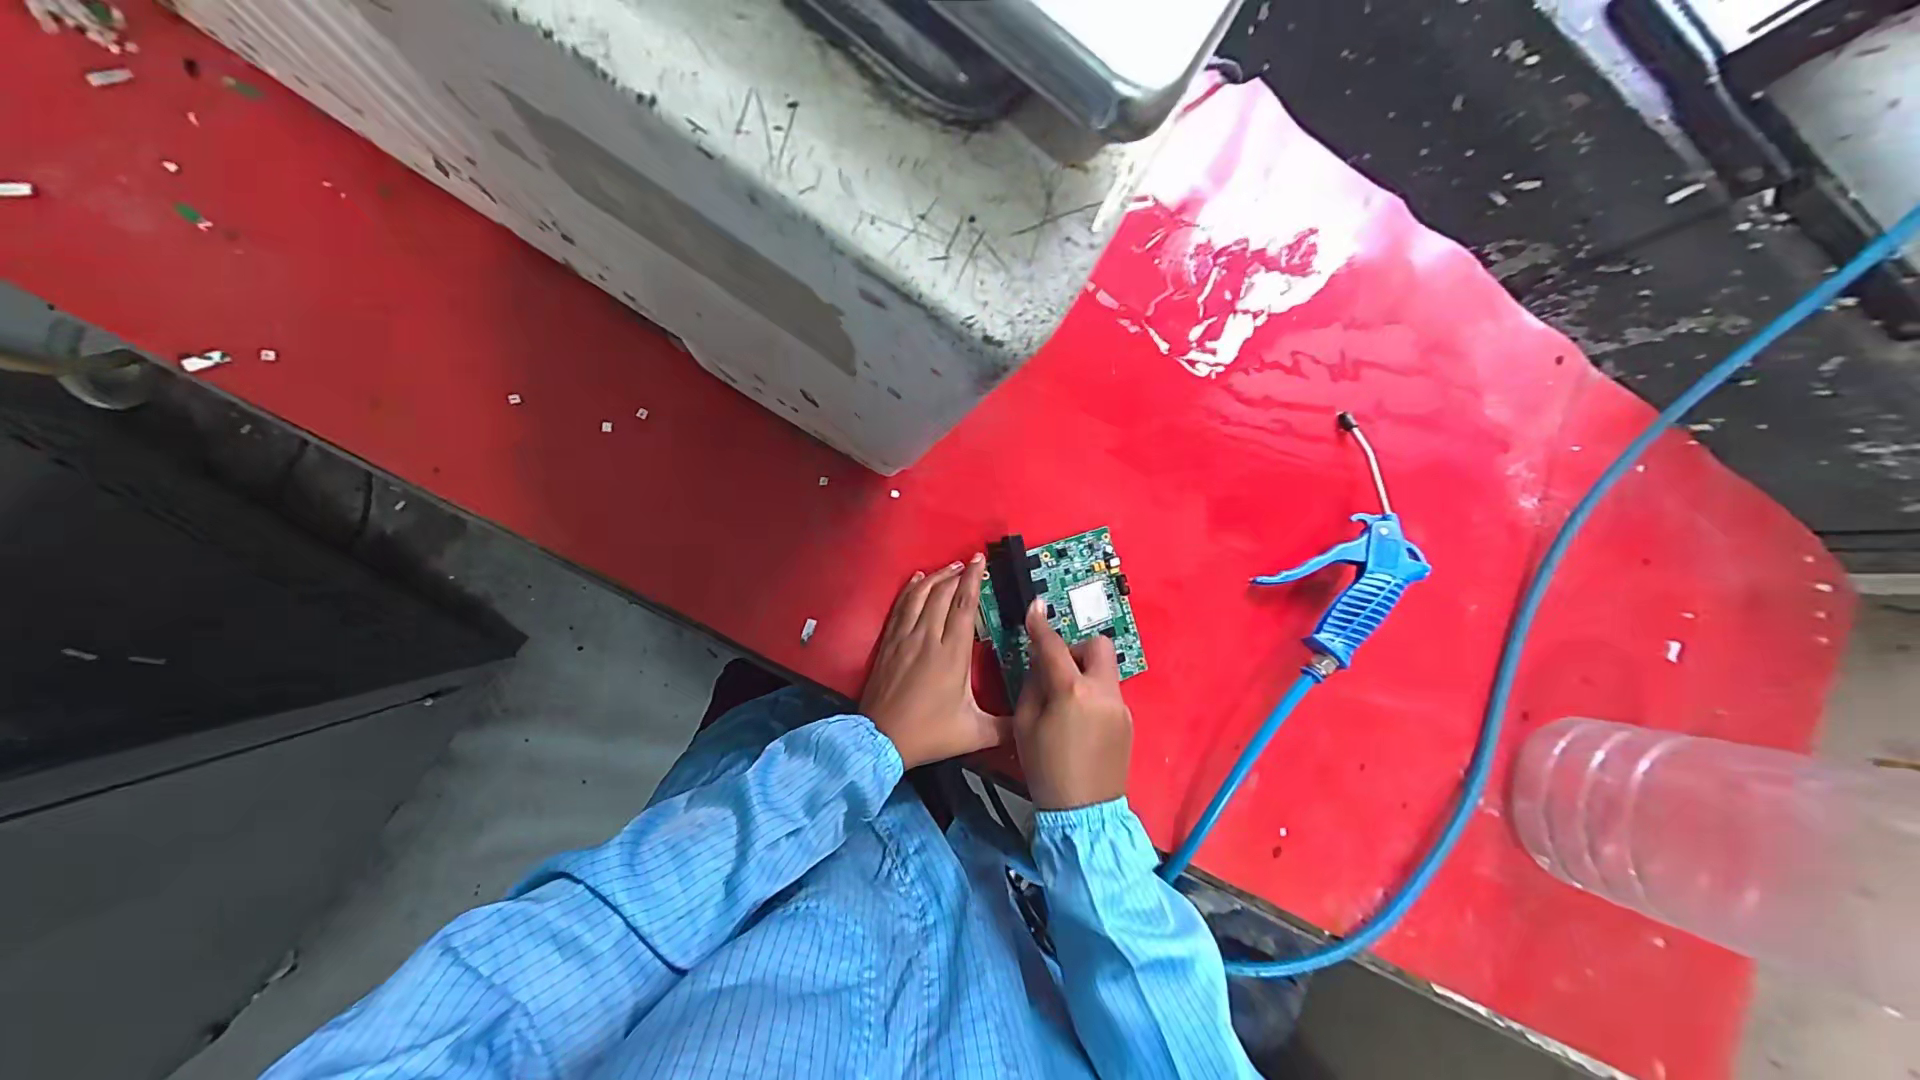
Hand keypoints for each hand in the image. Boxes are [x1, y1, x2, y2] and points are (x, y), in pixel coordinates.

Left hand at [861, 555, 1007, 767]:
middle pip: (942, 594)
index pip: (964, 606)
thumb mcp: (974, 734)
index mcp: (952, 654)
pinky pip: (901, 607)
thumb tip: (1031, 722)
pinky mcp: (889, 643)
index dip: (973, 579)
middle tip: (969, 563)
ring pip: (920, 596)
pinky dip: (910, 589)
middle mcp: (927, 638)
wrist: (881, 740)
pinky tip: (917, 580)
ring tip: (948, 567)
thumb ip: (1006, 727)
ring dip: (936, 577)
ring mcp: (905, 638)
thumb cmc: (929, 734)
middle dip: (957, 574)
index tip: (980, 561)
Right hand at [1012, 598, 1132, 809]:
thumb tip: (1041, 662)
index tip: (1035, 607)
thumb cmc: (1045, 768)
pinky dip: (1093, 694)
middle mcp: (1103, 691)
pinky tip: (1080, 721)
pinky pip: (1109, 693)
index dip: (1040, 625)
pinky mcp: (1128, 721)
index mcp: (1072, 690)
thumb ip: (1033, 684)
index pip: (1053, 646)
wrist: (1084, 812)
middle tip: (1057, 670)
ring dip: (1084, 673)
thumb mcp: (1026, 723)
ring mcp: (1120, 706)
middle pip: (1097, 645)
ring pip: (1104, 670)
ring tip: (1066, 701)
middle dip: (1076, 649)